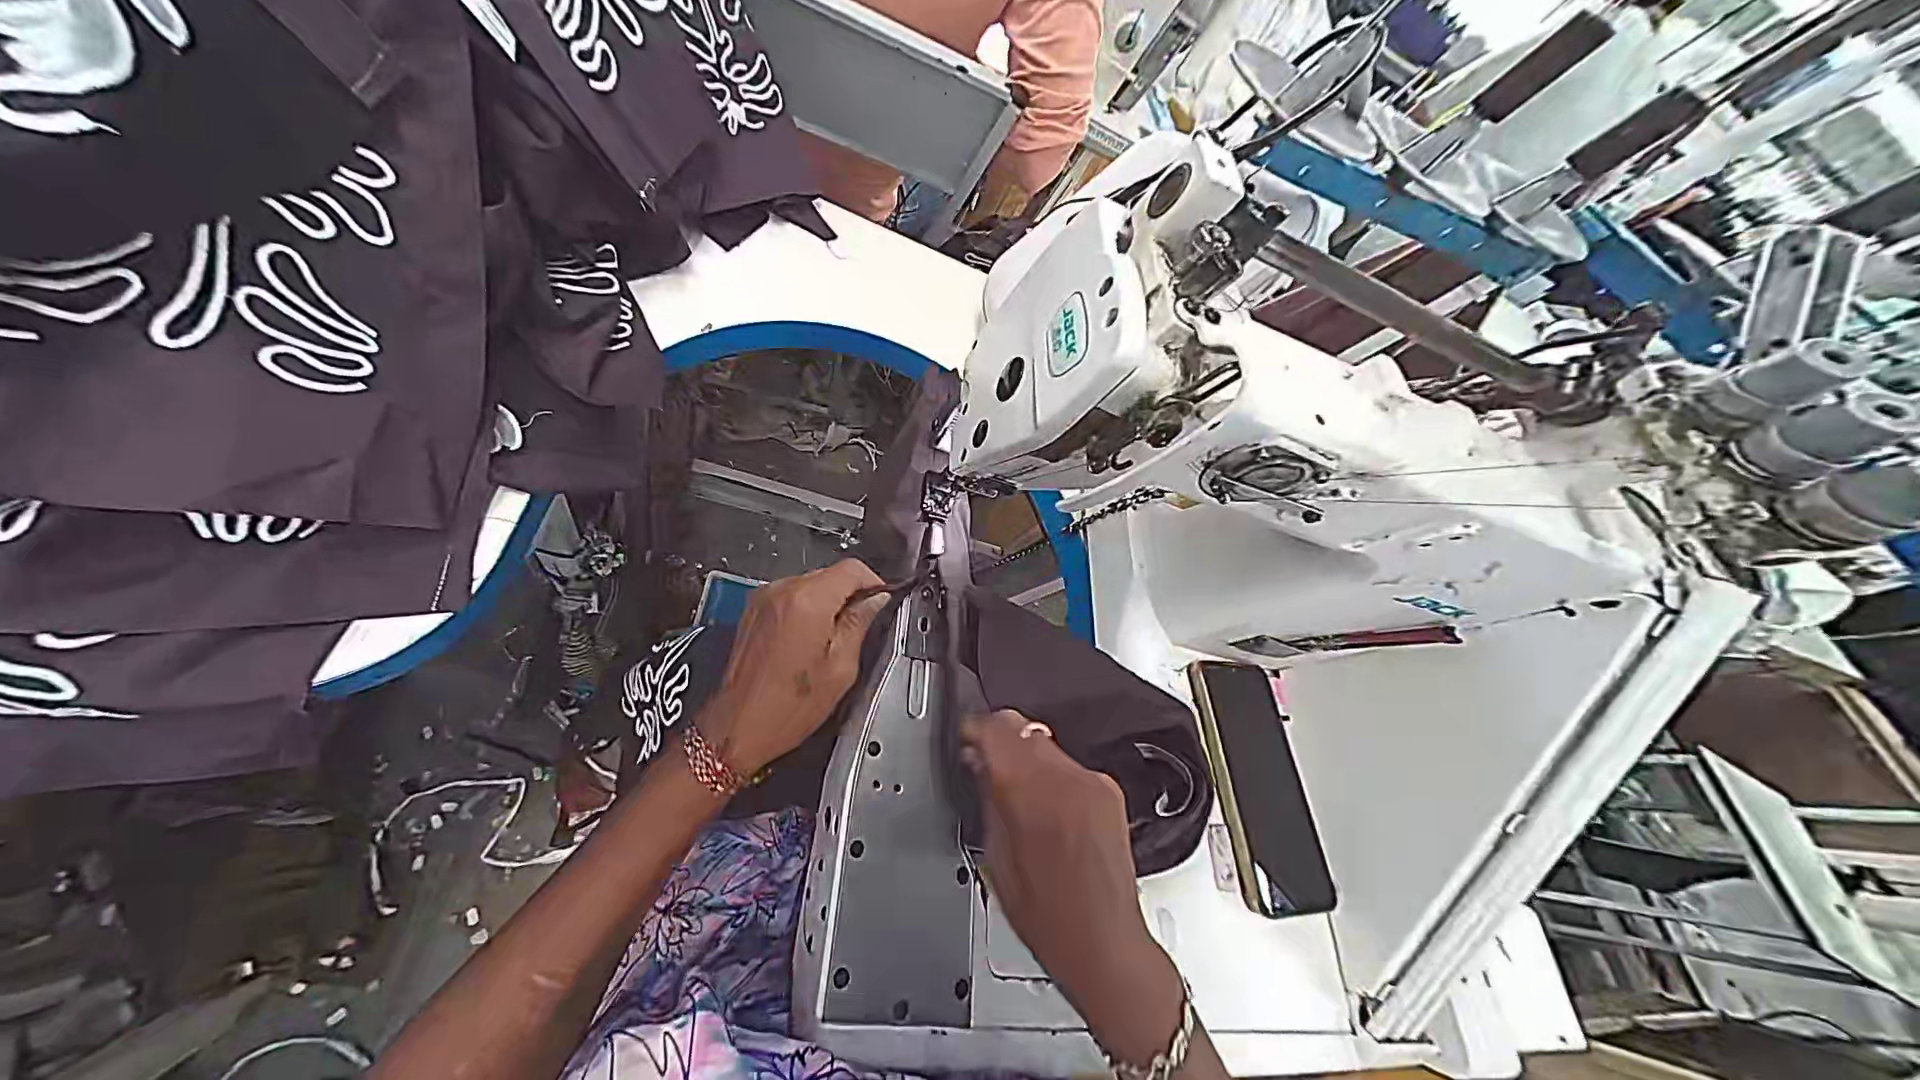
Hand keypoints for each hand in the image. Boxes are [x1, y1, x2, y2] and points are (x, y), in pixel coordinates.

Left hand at [698, 560, 890, 776]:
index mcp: (808, 601)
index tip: (880, 601)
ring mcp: (763, 598)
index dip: (873, 583)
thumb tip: (875, 601)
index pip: (852, 568)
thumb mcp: (841, 668)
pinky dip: (805, 611)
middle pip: (830, 574)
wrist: (738, 726)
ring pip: (811, 585)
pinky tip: (807, 642)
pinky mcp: (753, 610)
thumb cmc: (787, 706)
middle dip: (849, 596)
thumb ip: (859, 624)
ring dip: (826, 604)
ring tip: (830, 642)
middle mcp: (782, 591)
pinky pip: (790, 597)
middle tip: (858, 628)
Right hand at [960, 711, 1185, 1063]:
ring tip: (1017, 792)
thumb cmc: (1050, 916)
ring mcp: (1091, 783)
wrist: (1103, 940)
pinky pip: (1070, 765)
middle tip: (985, 762)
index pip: (995, 728)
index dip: (974, 729)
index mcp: (1027, 791)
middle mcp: (1063, 779)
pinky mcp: (1109, 790)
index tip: (967, 737)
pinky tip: (1047, 806)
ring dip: (1026, 757)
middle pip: (1021, 728)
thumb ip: (986, 797)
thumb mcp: (995, 855)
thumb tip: (977, 764)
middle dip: (1000, 741)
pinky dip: (1053, 774)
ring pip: (1045, 744)